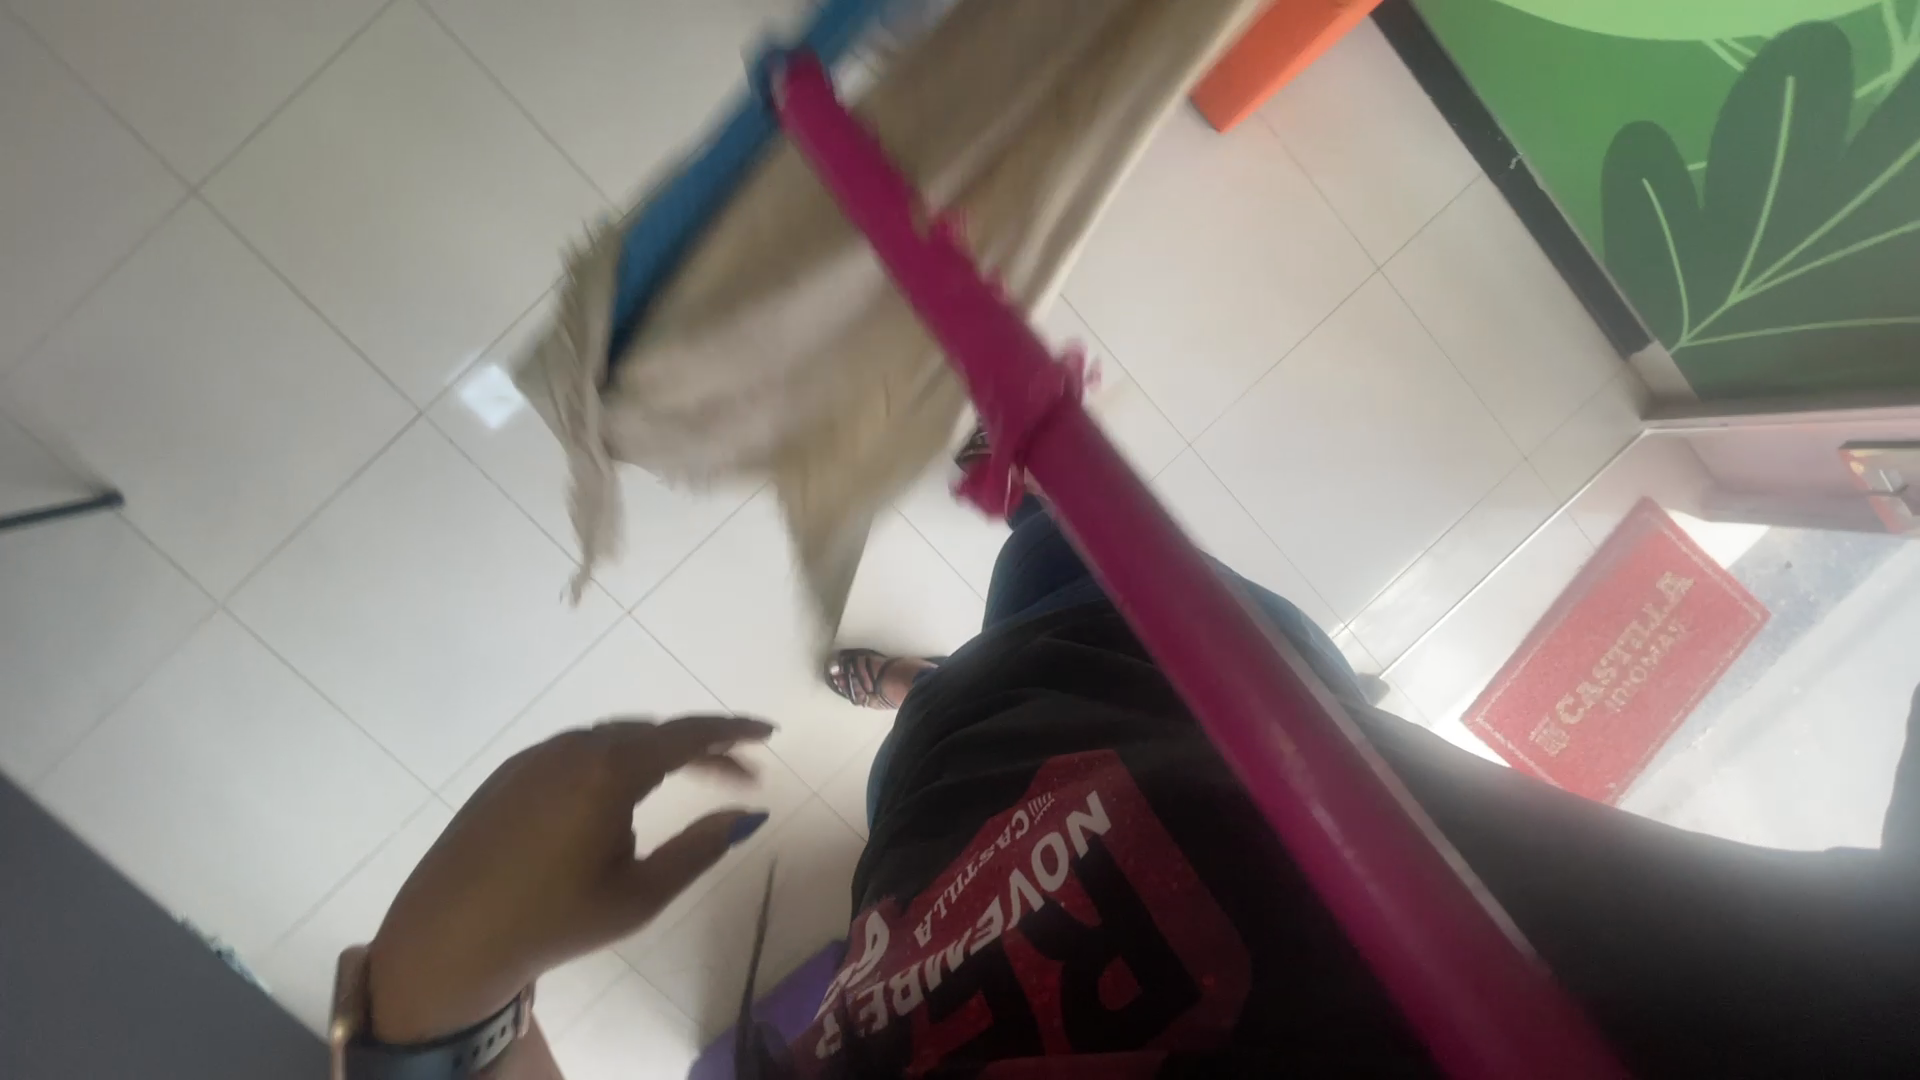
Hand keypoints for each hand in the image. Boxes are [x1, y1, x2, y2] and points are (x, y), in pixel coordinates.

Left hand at [365, 715, 774, 1043]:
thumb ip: (701, 847)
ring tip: (686, 779)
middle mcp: (576, 747)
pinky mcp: (512, 771)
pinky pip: (581, 750)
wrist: (441, 946)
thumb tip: (749, 814)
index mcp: (610, 770)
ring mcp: (539, 755)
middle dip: (703, 748)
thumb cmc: (552, 923)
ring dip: (659, 753)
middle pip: (657, 732)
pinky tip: (620, 793)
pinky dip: (617, 759)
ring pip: (618, 738)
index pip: (689, 734)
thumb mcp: (640, 895)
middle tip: (739, 772)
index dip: (734, 730)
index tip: (768, 733)